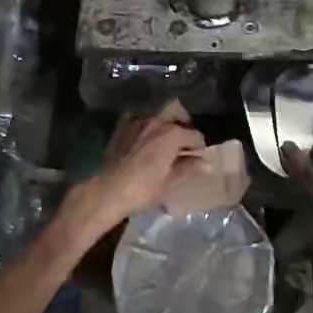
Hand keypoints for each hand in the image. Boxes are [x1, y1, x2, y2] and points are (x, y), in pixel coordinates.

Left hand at [56, 106, 205, 246]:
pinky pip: (138, 122)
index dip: (199, 148)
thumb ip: (189, 168)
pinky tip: (143, 141)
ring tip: (163, 148)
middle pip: (176, 124)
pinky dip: (144, 129)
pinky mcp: (120, 128)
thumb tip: (208, 164)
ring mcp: (136, 122)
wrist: (105, 191)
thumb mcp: (169, 181)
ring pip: (157, 121)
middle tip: (182, 153)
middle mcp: (155, 121)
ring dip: (163, 131)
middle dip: (182, 136)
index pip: (195, 135)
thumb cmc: (142, 189)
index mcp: (172, 133)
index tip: (199, 158)